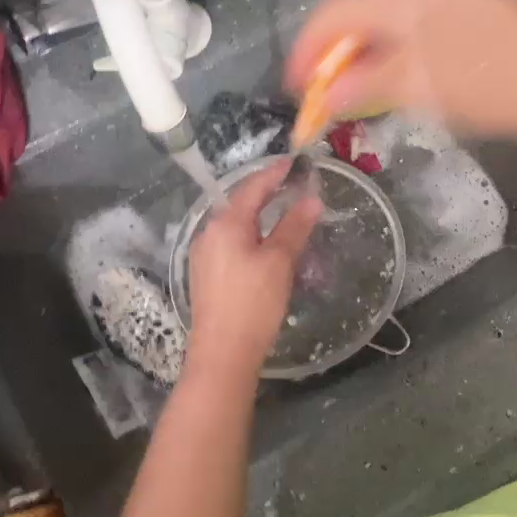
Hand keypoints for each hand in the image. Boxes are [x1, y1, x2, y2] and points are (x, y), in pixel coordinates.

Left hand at [184, 159, 321, 381]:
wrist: (222, 354)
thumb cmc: (253, 303)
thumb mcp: (279, 261)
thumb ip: (295, 226)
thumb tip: (312, 198)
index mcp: (226, 224)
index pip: (253, 187)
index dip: (275, 173)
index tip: (296, 162)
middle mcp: (209, 233)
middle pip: (241, 203)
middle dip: (267, 192)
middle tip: (294, 184)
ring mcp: (205, 255)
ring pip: (236, 225)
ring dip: (260, 215)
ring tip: (285, 211)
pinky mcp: (207, 275)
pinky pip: (232, 242)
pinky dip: (252, 234)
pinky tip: (266, 243)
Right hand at [285, 0, 516, 162]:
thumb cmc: (492, 86)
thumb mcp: (419, 89)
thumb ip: (360, 87)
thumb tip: (320, 94)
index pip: (335, 11)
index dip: (308, 52)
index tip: (296, 88)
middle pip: (361, 8)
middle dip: (341, 53)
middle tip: (331, 95)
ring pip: (390, 12)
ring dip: (371, 50)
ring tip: (366, 89)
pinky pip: (419, 15)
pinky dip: (401, 43)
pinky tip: (404, 71)